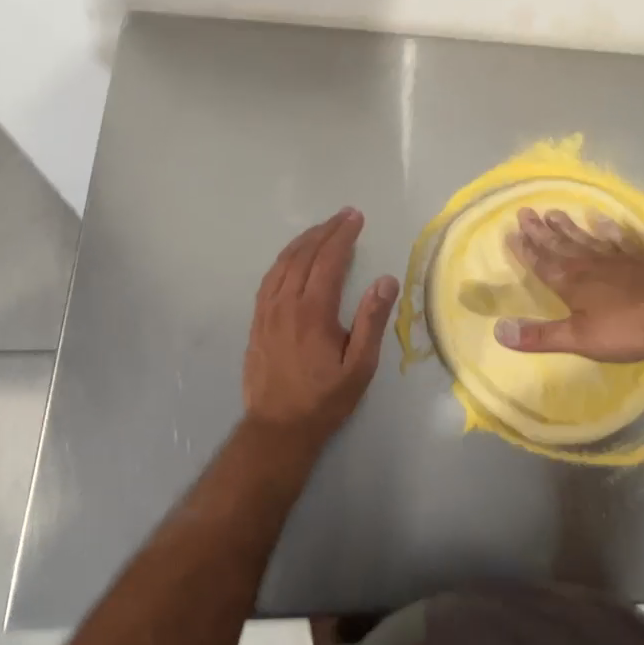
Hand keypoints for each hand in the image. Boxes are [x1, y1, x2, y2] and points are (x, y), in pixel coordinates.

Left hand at [243, 208, 397, 443]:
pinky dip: (284, 259)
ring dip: (304, 241)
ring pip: (283, 263)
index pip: (329, 260)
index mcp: (314, 311)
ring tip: (322, 228)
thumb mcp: (359, 366)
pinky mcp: (257, 321)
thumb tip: (386, 280)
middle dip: (326, 231)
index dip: (343, 235)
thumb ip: (372, 321)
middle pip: (305, 255)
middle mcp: (286, 304)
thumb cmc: (324, 399)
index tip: (356, 218)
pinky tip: (293, 257)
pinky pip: (269, 278)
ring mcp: (267, 311)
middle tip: (344, 215)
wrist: (277, 428)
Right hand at [496, 207, 643, 360]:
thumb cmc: (627, 328)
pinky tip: (601, 219)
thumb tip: (498, 330)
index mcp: (572, 283)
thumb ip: (541, 335)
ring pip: (586, 239)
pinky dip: (608, 229)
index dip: (525, 250)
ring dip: (568, 228)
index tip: (510, 232)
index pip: (542, 264)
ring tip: (553, 212)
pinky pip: (619, 240)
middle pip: (560, 246)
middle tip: (525, 211)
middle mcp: (590, 265)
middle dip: (541, 232)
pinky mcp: (641, 262)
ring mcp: (617, 260)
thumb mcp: (580, 339)